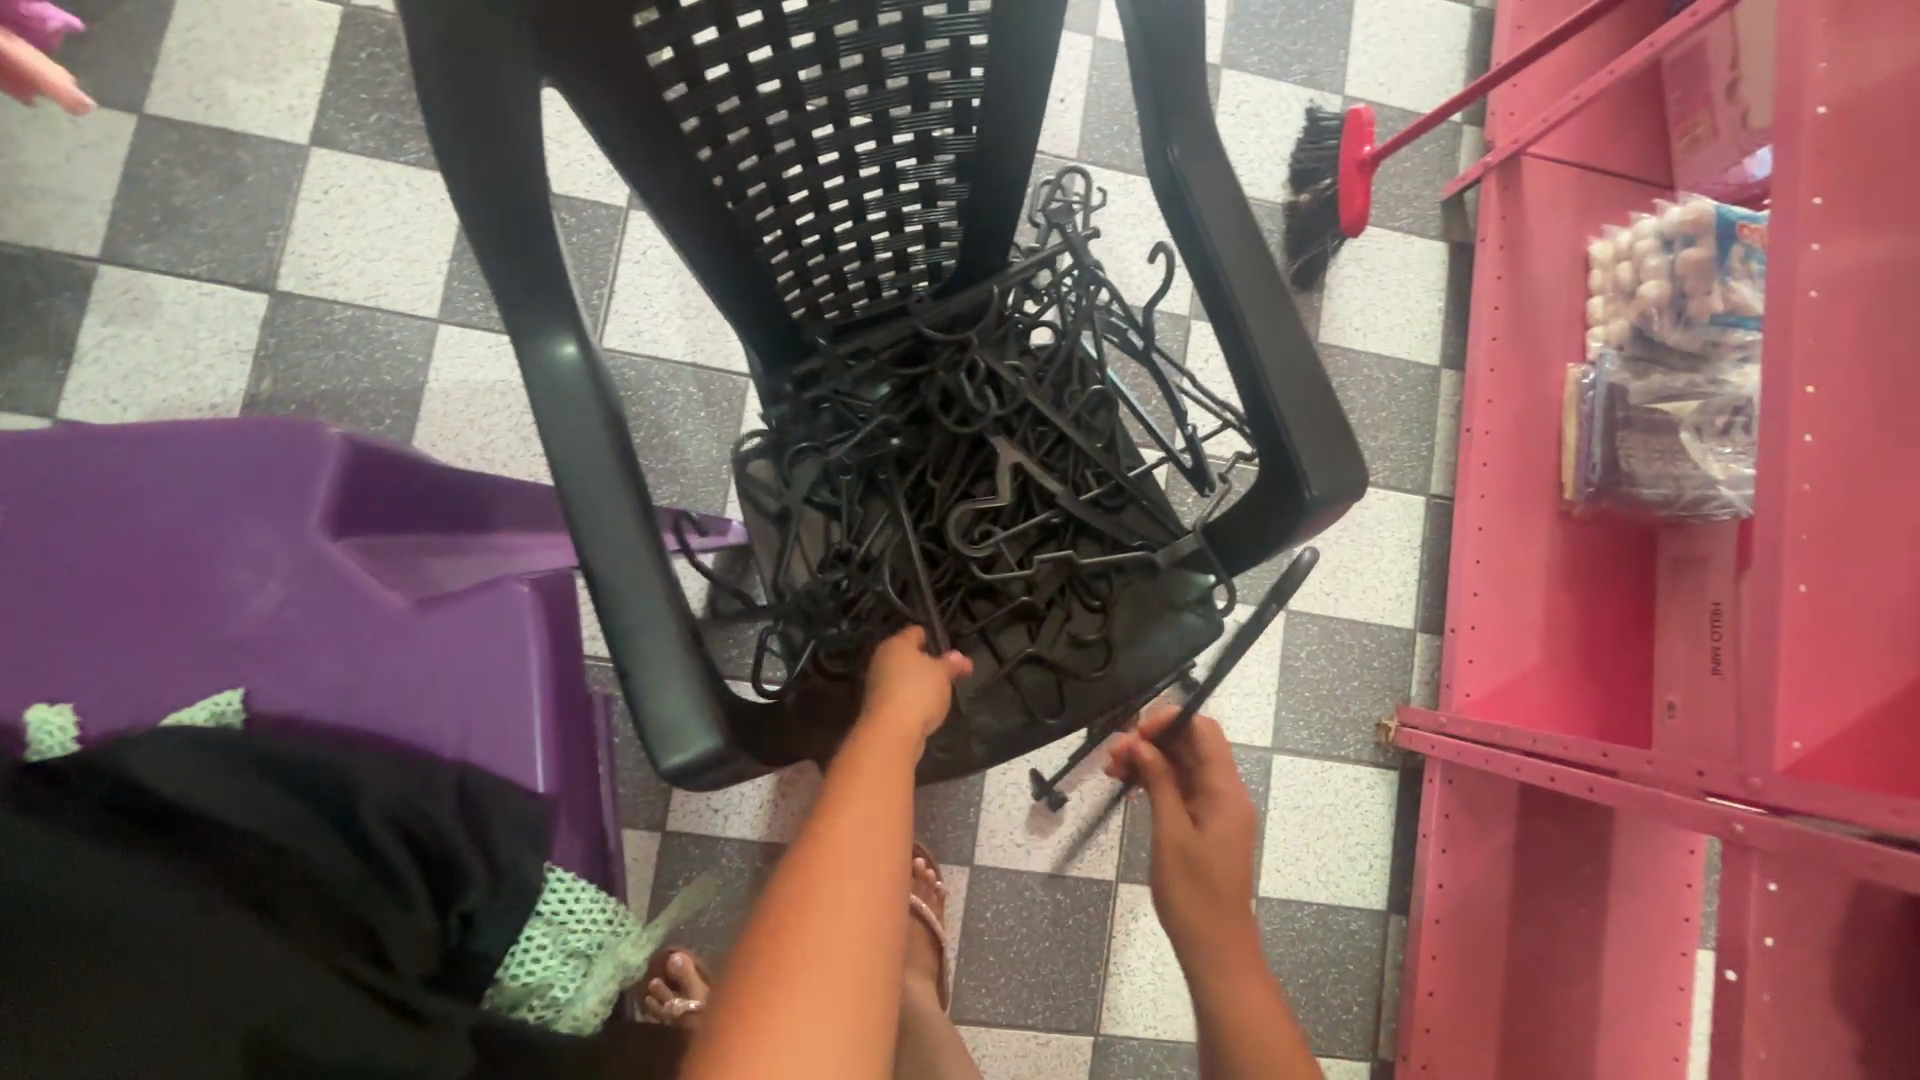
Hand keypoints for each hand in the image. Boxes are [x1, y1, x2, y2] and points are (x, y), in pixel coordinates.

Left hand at [860, 625, 972, 740]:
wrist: (891, 732)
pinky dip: (914, 700)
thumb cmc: (918, 692)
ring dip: (922, 684)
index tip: (952, 651)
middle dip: (931, 664)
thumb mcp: (943, 674)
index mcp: (895, 644)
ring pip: (906, 678)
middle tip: (952, 674)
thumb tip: (959, 657)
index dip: (935, 638)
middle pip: (910, 656)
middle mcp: (882, 660)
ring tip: (944, 693)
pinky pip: (902, 696)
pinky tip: (928, 709)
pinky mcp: (879, 706)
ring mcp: (878, 684)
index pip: (917, 632)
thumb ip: (952, 664)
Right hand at [1106, 703, 1260, 967]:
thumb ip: (1159, 781)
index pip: (1203, 730)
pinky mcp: (1206, 826)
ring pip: (1184, 766)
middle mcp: (1226, 793)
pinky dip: (1157, 782)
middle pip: (1192, 746)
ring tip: (1113, 769)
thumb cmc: (1193, 893)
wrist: (1217, 949)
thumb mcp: (1170, 832)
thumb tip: (1140, 744)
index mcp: (1226, 790)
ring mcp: (1217, 810)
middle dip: (1153, 741)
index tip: (1133, 734)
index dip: (1169, 721)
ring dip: (1151, 761)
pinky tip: (1129, 786)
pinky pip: (1183, 789)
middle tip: (1113, 755)